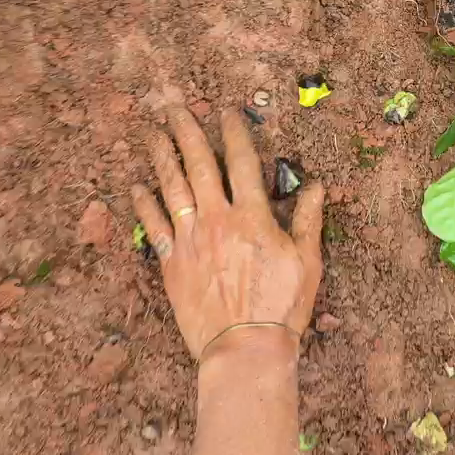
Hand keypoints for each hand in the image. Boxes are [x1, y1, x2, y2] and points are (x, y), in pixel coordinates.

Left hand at [131, 108, 325, 362]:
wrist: (244, 347)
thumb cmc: (282, 304)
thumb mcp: (308, 259)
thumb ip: (309, 219)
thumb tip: (316, 186)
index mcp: (252, 216)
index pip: (241, 163)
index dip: (233, 133)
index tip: (225, 112)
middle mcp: (217, 220)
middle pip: (198, 166)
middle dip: (186, 132)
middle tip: (174, 107)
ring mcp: (190, 240)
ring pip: (171, 189)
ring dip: (161, 158)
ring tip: (154, 134)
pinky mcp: (172, 263)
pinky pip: (155, 226)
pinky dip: (145, 204)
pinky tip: (138, 187)